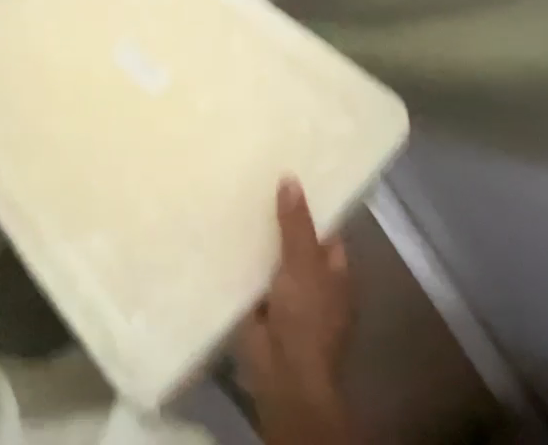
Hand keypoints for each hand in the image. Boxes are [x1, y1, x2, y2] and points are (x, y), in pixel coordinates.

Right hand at [236, 178, 356, 444]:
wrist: (281, 372)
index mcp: (333, 271)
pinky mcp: (255, 305)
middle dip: (274, 219)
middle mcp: (310, 280)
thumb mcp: (304, 264)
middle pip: (292, 241)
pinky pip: (245, 275)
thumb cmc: (306, 317)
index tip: (287, 175)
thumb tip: (290, 178)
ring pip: (267, 258)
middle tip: (249, 181)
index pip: (324, 230)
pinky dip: (234, 260)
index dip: (309, 205)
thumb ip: (296, 224)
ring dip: (251, 239)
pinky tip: (214, 234)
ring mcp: (282, 294)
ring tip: (226, 199)